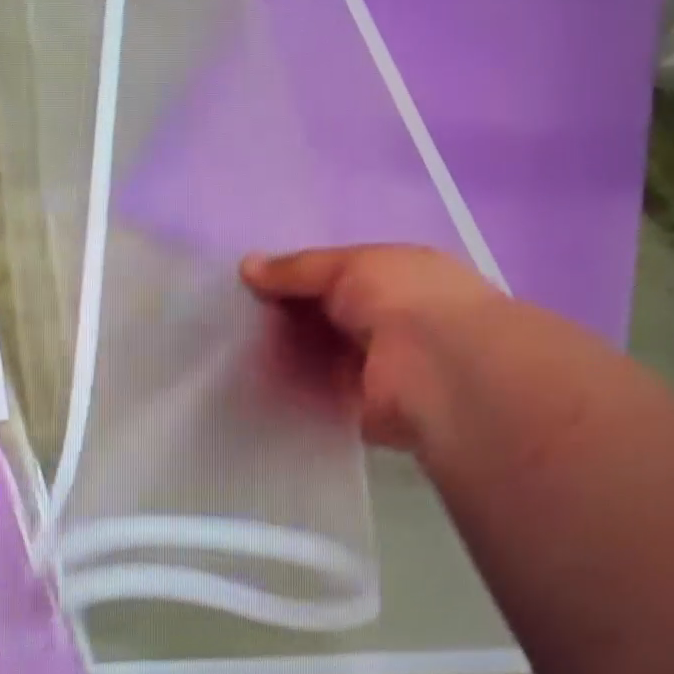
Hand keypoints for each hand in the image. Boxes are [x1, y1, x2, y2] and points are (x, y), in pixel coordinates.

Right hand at [240, 244, 506, 452]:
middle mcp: (390, 322)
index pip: (335, 277)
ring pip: (314, 356)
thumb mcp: (348, 265)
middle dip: (282, 317)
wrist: (438, 371)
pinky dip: (288, 389)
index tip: (250, 284)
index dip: (293, 279)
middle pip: (322, 318)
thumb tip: (246, 266)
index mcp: (399, 280)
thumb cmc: (404, 300)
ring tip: (236, 348)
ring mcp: (376, 367)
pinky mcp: (360, 407)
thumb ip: (297, 268)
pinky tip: (253, 379)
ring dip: (282, 353)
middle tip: (235, 317)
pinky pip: (314, 394)